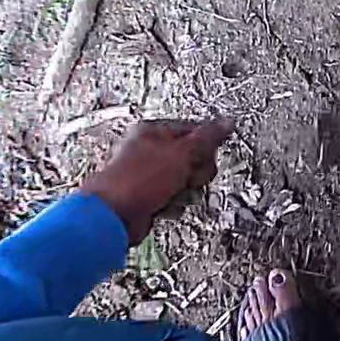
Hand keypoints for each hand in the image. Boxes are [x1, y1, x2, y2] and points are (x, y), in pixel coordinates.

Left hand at [79, 118, 235, 243]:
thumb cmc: (137, 179)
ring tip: (173, 192)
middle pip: (195, 157)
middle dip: (196, 171)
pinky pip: (177, 196)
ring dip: (186, 190)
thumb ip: (207, 138)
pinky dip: (175, 202)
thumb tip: (227, 124)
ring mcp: (152, 174)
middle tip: (186, 175)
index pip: (196, 130)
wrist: (113, 216)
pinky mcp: (152, 195)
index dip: (207, 146)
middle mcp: (152, 150)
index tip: (208, 156)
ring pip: (188, 180)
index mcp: (155, 130)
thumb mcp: (181, 153)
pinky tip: (164, 204)